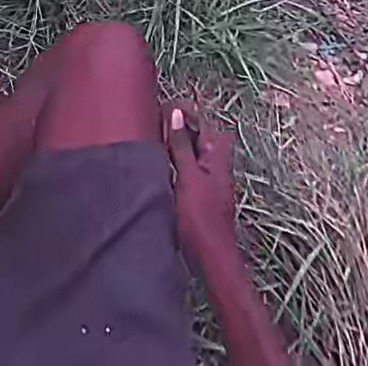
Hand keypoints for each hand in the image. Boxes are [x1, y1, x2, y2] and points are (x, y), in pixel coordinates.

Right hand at [166, 102, 238, 264]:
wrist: (211, 259)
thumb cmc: (200, 217)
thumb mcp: (188, 176)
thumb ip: (182, 145)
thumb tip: (176, 113)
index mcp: (216, 156)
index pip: (203, 122)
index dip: (186, 112)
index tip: (163, 108)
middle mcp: (215, 164)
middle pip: (197, 135)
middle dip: (177, 126)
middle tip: (153, 121)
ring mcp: (207, 180)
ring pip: (190, 152)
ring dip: (173, 144)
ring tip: (150, 138)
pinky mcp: (198, 193)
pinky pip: (186, 168)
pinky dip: (173, 161)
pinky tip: (157, 164)